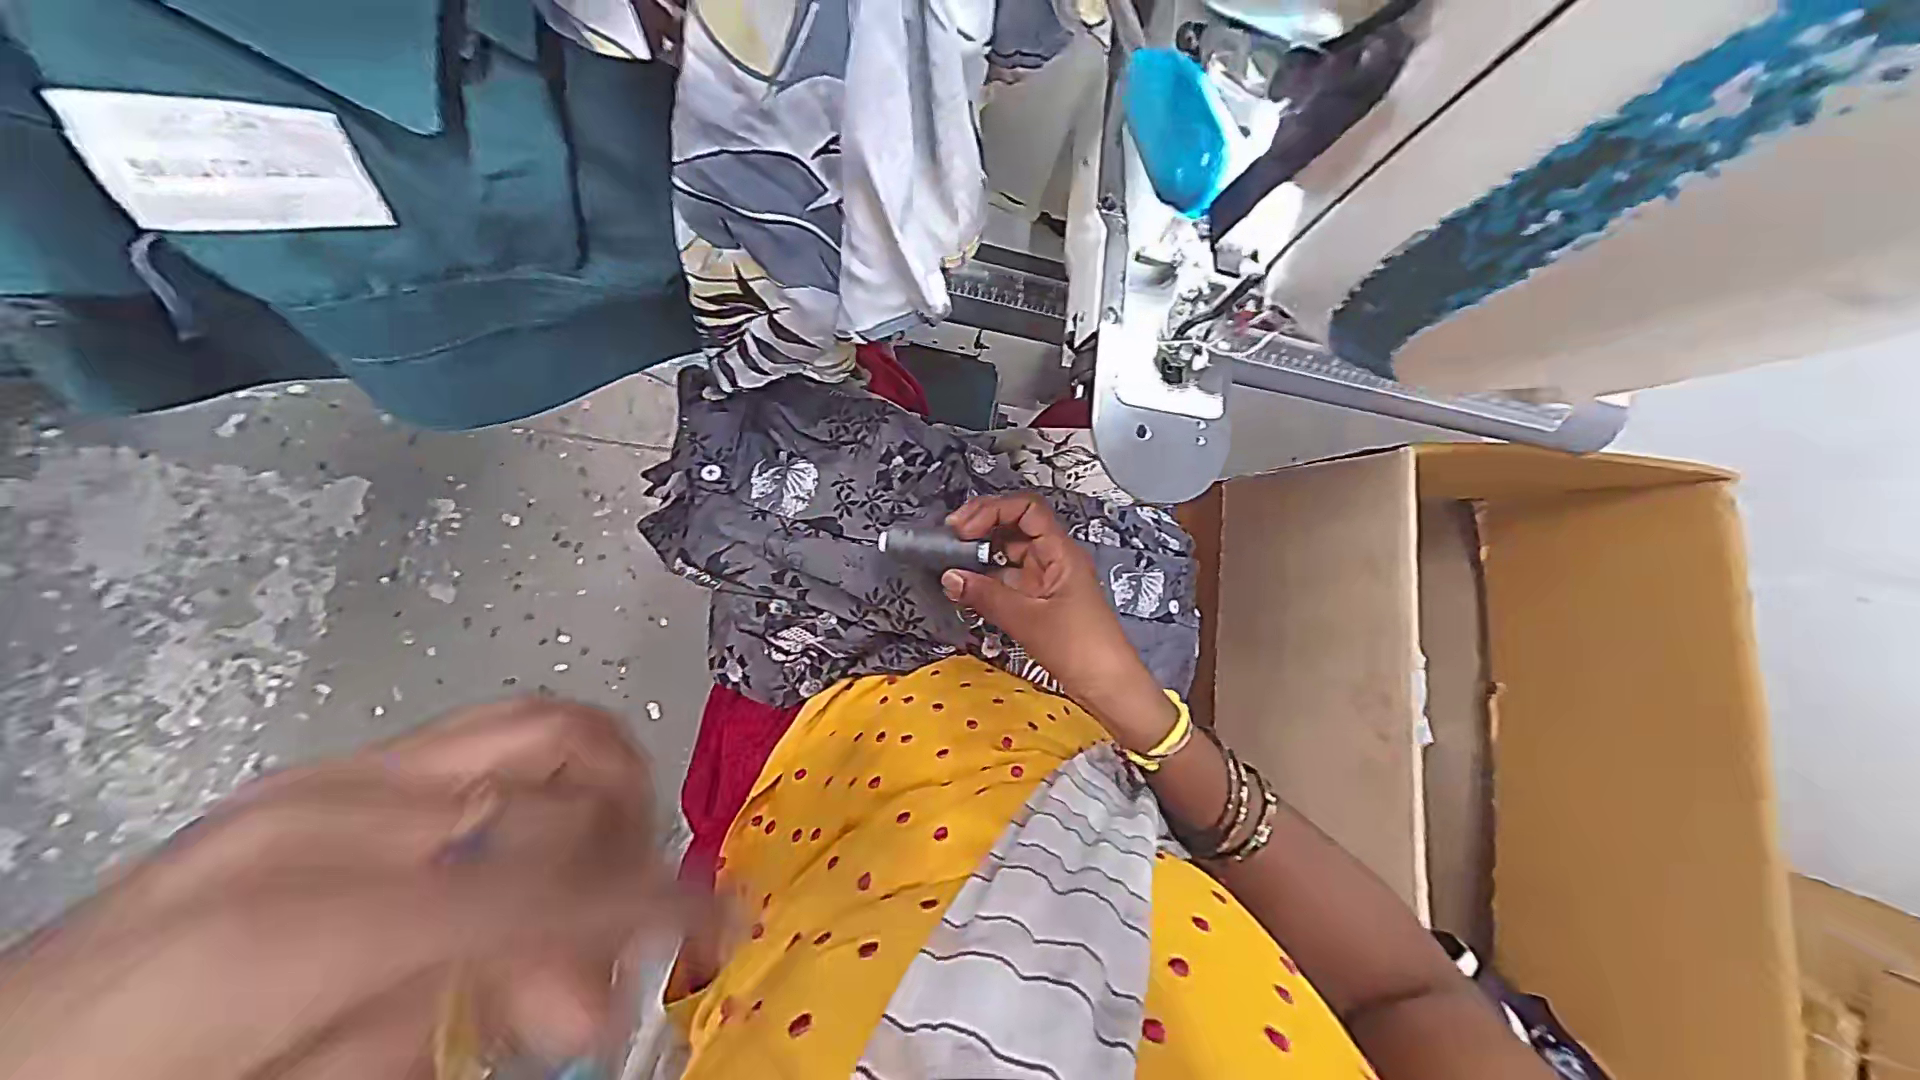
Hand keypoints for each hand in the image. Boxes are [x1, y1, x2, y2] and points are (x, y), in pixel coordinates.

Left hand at [0, 698, 683, 1079]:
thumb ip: (454, 1029)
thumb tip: (584, 991)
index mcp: (301, 923)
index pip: (537, 882)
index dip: (646, 897)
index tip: (717, 918)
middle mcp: (336, 813)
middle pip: (559, 779)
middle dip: (631, 848)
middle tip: (643, 923)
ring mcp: (341, 772)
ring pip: (547, 727)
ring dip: (614, 786)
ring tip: (619, 854)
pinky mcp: (342, 766)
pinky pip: (500, 731)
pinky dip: (566, 768)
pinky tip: (564, 822)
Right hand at [941, 494, 1176, 745]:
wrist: (1108, 687)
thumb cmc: (1080, 648)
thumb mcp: (1028, 620)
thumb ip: (986, 596)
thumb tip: (950, 577)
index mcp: (1061, 552)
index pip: (1026, 509)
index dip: (992, 510)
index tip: (963, 527)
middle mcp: (1054, 560)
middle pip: (1015, 527)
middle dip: (982, 527)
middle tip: (950, 539)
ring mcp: (1047, 581)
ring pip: (1010, 554)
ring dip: (982, 555)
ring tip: (952, 562)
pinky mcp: (1041, 602)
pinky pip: (1009, 580)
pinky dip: (988, 580)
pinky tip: (968, 588)